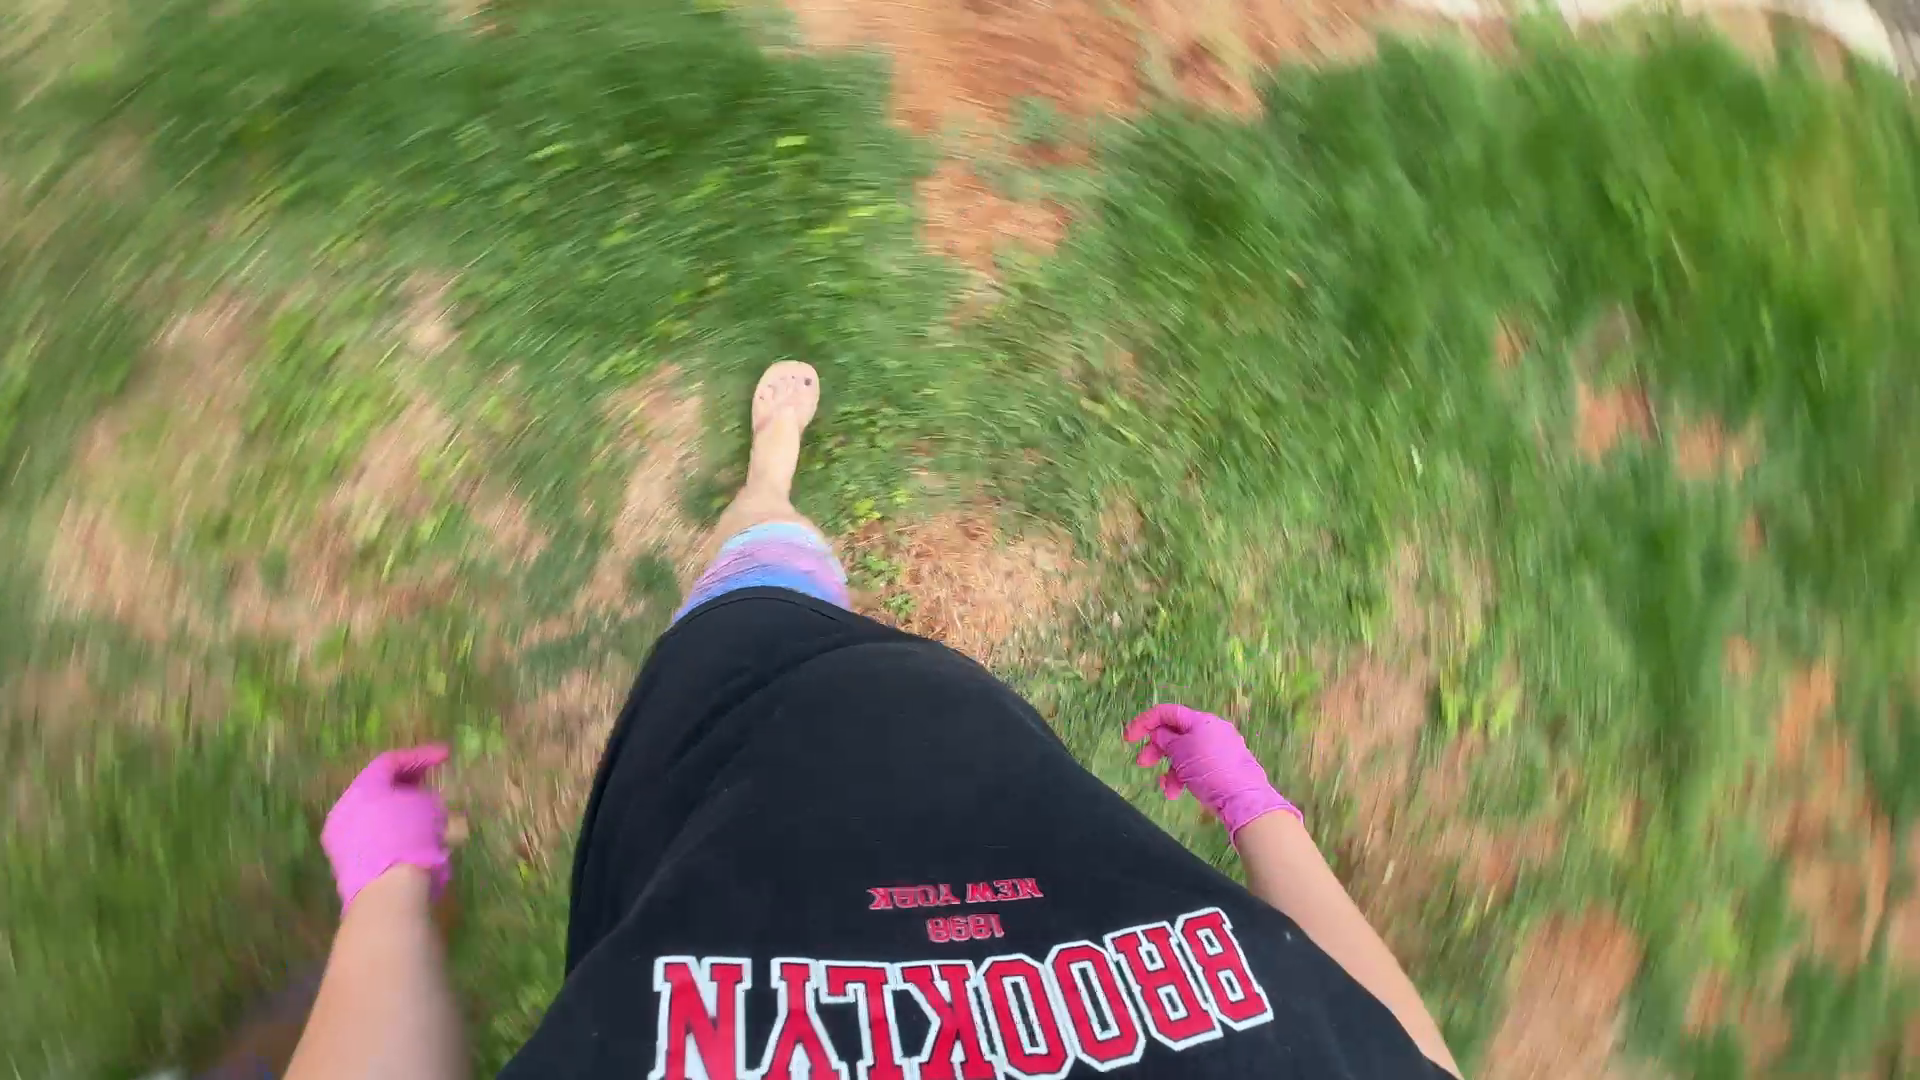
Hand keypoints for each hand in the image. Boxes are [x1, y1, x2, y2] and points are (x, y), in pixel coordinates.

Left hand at [321, 745, 451, 909]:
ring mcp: (340, 837)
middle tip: (432, 778)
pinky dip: (392, 825)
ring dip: (400, 805)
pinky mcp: (345, 859)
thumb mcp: (426, 803)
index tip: (447, 755)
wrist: (388, 887)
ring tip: (426, 808)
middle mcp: (344, 808)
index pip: (390, 762)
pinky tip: (413, 832)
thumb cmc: (411, 835)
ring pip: (374, 811)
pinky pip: (371, 832)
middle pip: (377, 786)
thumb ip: (419, 792)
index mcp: (362, 789)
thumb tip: (414, 798)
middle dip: (407, 781)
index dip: (421, 755)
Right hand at [1125, 704, 1301, 840]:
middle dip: (1156, 749)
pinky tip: (1178, 792)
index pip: (1167, 713)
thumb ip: (1165, 739)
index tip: (1129, 738)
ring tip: (1166, 787)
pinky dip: (1185, 776)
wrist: (1244, 799)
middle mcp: (1211, 730)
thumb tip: (1160, 733)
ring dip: (1171, 768)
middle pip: (1175, 734)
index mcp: (1201, 720)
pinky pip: (1197, 766)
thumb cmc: (1209, 769)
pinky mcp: (1224, 767)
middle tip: (1142, 762)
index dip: (1145, 722)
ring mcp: (1220, 749)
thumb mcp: (1180, 752)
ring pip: (1185, 753)